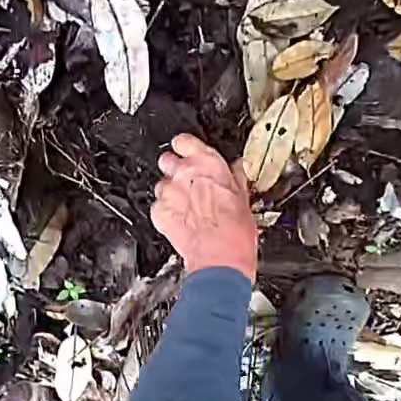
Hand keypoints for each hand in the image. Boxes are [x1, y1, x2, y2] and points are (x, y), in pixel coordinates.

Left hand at [152, 133, 258, 280]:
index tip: (188, 152)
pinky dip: (165, 212)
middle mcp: (184, 174)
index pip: (185, 140)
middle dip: (176, 169)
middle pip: (168, 159)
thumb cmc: (234, 233)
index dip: (186, 147)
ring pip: (161, 184)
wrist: (220, 260)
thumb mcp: (243, 199)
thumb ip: (235, 179)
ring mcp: (169, 193)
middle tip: (189, 183)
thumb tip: (237, 171)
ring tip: (187, 207)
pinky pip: (157, 206)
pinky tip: (180, 221)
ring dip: (171, 193)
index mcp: (208, 164)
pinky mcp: (158, 213)